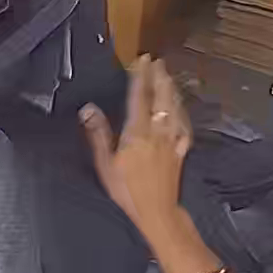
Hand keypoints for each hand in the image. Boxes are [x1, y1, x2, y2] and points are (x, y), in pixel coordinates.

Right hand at [81, 55, 192, 242]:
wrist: (157, 212)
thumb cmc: (127, 190)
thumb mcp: (105, 163)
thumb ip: (98, 134)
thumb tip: (88, 109)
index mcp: (137, 132)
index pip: (139, 97)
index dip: (141, 76)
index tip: (141, 60)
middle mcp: (157, 132)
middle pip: (160, 98)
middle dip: (159, 78)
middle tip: (157, 62)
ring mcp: (172, 141)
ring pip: (174, 109)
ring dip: (171, 91)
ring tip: (168, 77)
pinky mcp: (180, 152)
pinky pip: (184, 127)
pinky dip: (182, 114)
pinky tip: (181, 110)